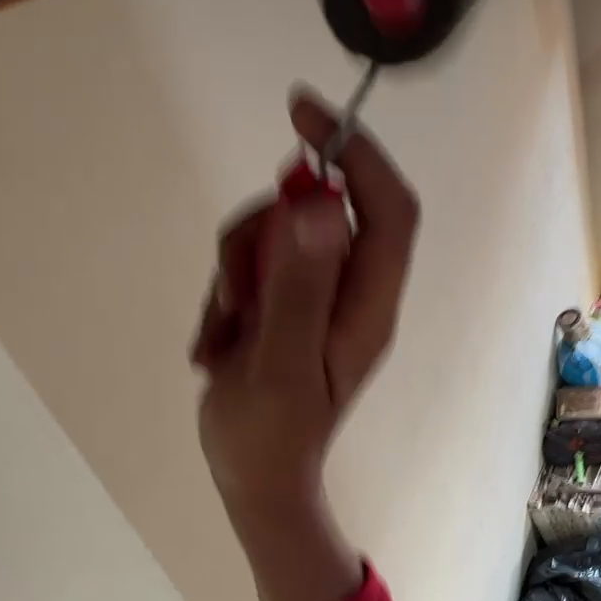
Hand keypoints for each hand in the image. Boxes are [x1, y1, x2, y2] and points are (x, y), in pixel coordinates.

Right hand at [190, 88, 419, 600]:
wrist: (252, 482)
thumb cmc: (271, 441)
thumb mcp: (281, 368)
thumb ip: (299, 290)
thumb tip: (320, 205)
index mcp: (367, 306)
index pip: (385, 207)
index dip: (354, 154)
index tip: (302, 118)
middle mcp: (347, 292)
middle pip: (312, 213)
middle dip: (261, 237)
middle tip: (234, 293)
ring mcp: (311, 297)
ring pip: (271, 236)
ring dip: (232, 275)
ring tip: (221, 338)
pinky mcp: (279, 306)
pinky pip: (248, 267)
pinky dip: (222, 298)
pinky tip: (215, 349)